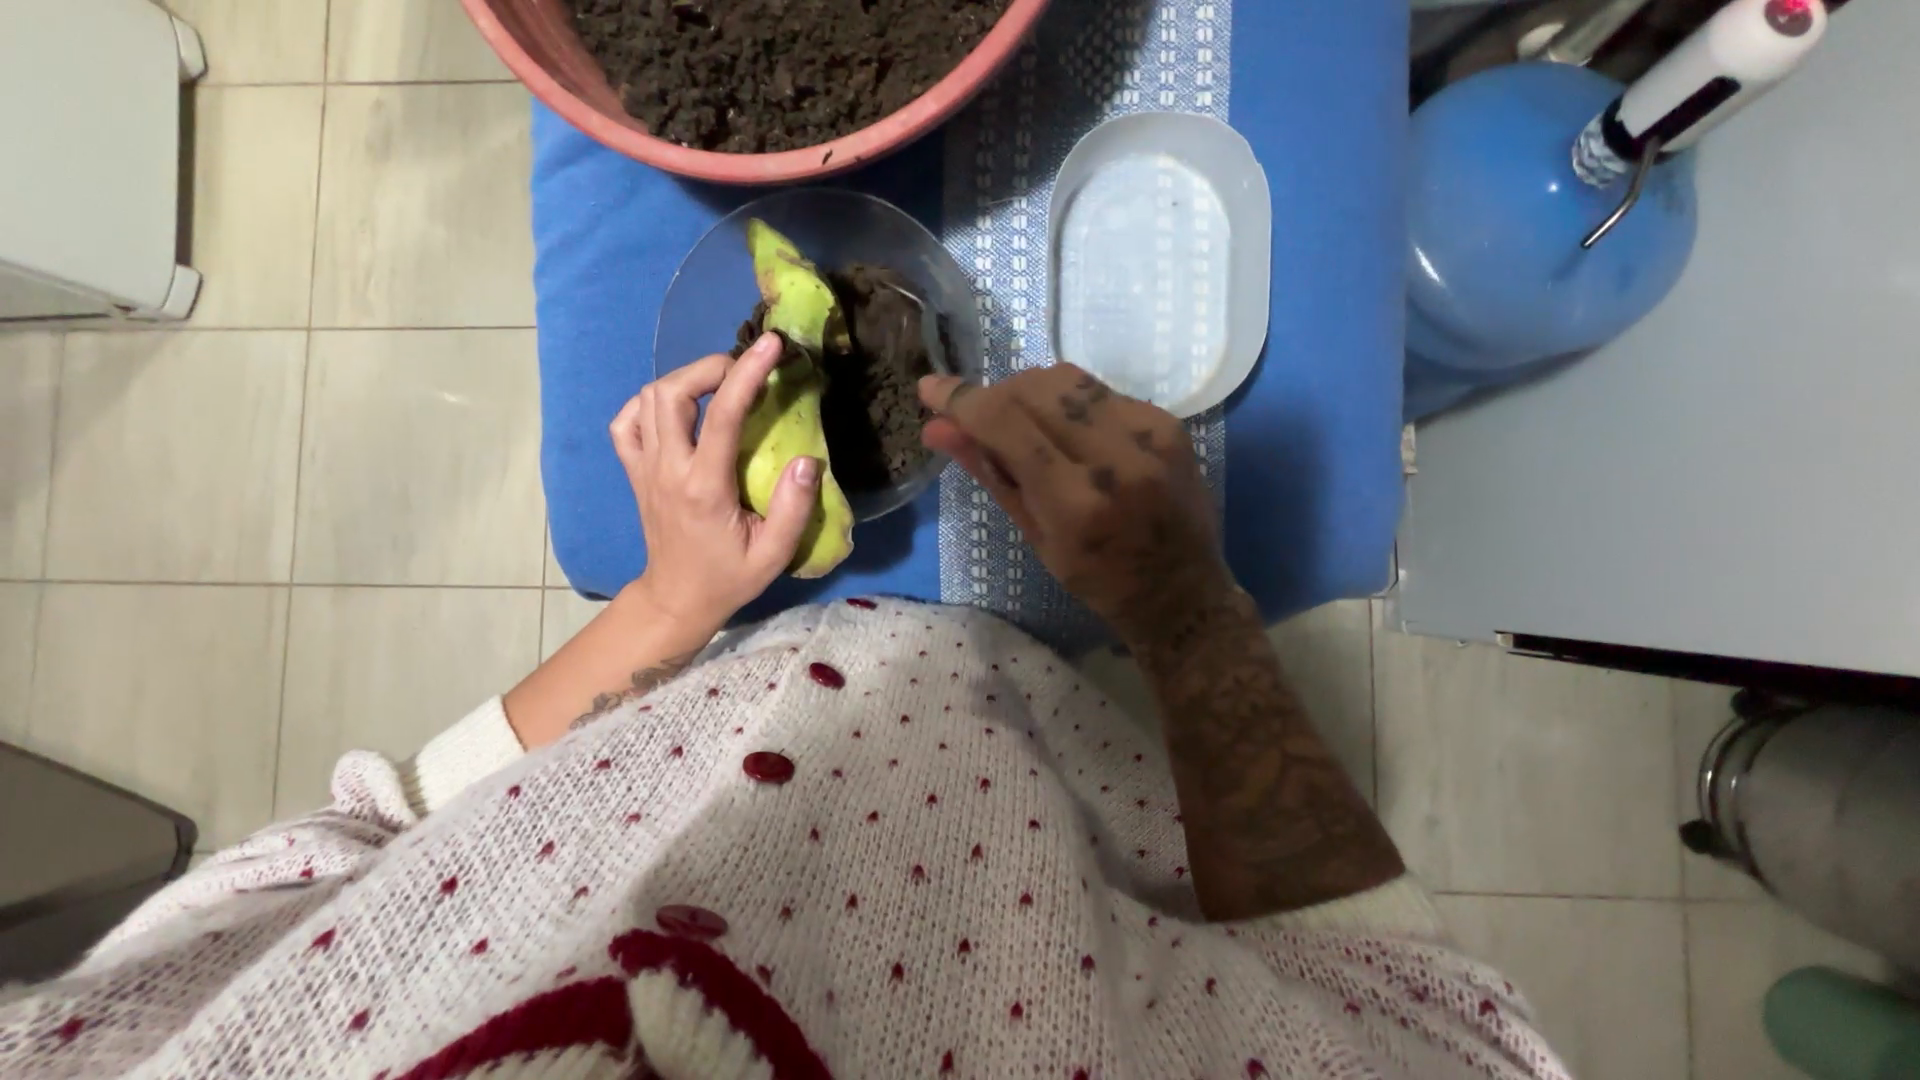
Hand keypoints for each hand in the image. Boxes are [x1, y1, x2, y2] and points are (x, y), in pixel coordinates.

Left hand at [610, 332, 820, 633]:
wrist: (677, 598)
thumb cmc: (729, 577)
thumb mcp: (773, 555)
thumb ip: (793, 509)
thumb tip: (809, 461)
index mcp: (704, 487)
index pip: (723, 415)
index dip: (747, 372)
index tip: (771, 345)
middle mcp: (667, 469)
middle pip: (671, 392)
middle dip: (710, 368)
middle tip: (744, 372)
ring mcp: (644, 468)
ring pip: (648, 399)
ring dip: (685, 380)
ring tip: (720, 385)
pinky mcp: (635, 472)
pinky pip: (628, 422)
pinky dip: (650, 403)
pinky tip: (677, 408)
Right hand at [918, 363, 1233, 646]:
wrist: (1183, 591)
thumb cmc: (1098, 579)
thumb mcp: (1036, 535)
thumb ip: (990, 473)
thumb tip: (937, 427)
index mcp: (1077, 502)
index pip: (1005, 424)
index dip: (961, 400)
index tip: (931, 390)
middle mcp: (1117, 458)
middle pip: (1035, 388)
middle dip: (996, 395)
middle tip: (982, 420)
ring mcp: (1150, 434)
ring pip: (1068, 378)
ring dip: (1031, 392)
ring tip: (1025, 424)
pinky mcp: (1170, 422)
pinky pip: (1102, 391)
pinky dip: (1071, 403)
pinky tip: (1071, 433)